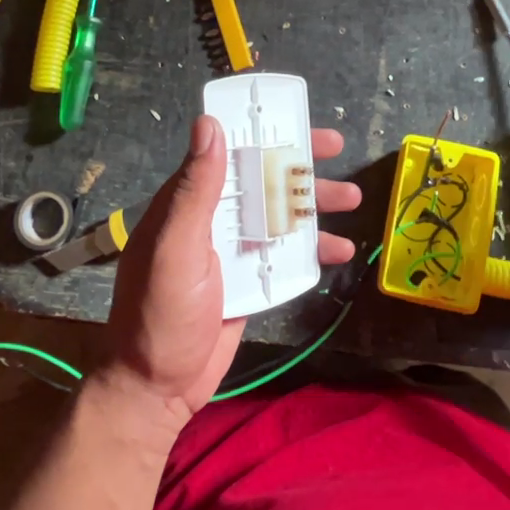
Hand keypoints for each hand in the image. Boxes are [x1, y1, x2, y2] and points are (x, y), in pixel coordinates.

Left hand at [99, 116, 361, 424]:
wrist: (157, 388)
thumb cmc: (160, 313)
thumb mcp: (175, 246)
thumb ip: (195, 189)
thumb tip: (208, 124)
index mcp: (188, 202)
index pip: (229, 152)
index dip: (264, 132)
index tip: (299, 121)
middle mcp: (212, 219)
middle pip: (262, 179)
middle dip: (300, 165)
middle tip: (338, 152)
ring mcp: (232, 252)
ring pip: (280, 215)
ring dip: (314, 205)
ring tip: (352, 200)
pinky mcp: (248, 282)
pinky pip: (285, 255)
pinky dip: (312, 249)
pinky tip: (340, 251)